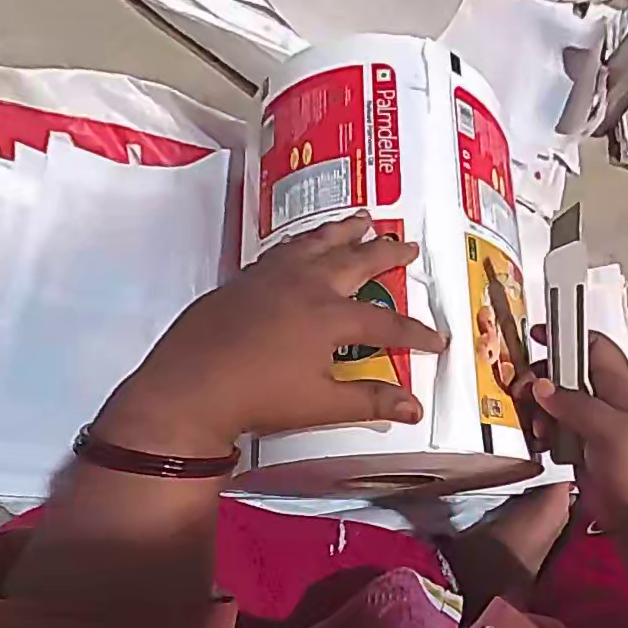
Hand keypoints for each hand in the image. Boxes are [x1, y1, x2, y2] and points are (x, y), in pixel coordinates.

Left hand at [92, 213, 446, 456]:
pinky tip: (304, 244)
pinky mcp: (245, 278)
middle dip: (387, 254)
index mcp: (330, 317)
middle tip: (407, 246)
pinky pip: (284, 248)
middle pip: (357, 261)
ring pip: (317, 242)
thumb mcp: (321, 404)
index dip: (417, 333)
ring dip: (344, 230)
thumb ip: (370, 401)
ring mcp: (272, 277)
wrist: (189, 387)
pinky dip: (304, 241)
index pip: (387, 323)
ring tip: (362, 219)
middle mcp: (306, 285)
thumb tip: (414, 408)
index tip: (437, 340)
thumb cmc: (258, 398)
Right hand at [526, 331, 627, 526]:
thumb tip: (540, 385)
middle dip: (542, 378)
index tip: (536, 337)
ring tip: (535, 426)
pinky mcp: (580, 448)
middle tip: (521, 392)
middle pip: (567, 374)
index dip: (568, 337)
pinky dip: (542, 431)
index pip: (595, 347)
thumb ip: (575, 404)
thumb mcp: (610, 429)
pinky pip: (554, 429)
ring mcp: (592, 426)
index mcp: (622, 388)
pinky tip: (539, 442)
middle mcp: (606, 401)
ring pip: (556, 403)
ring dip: (539, 409)